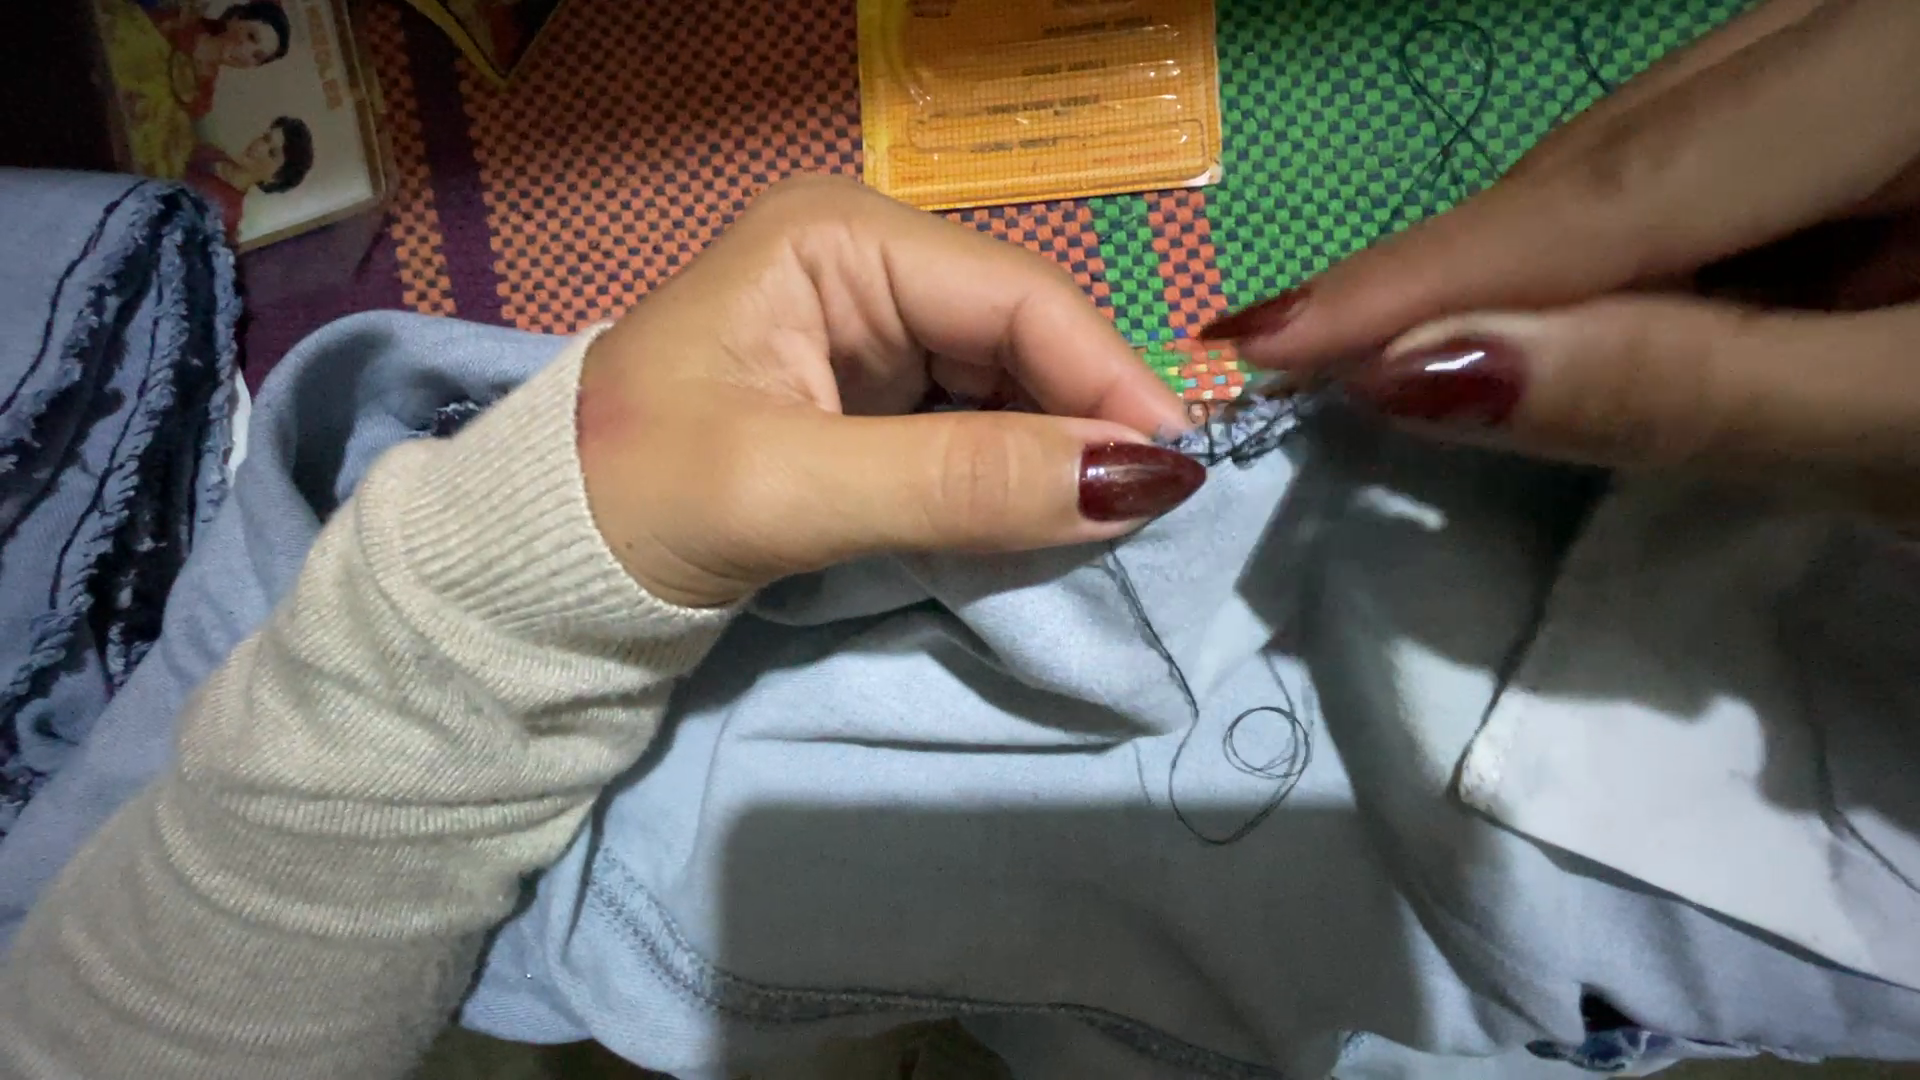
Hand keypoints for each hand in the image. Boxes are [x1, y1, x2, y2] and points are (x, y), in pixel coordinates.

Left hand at [576, 177, 1199, 607]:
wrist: (557, 560)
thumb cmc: (638, 499)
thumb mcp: (789, 488)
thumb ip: (956, 484)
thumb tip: (1133, 482)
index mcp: (838, 239)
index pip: (1014, 297)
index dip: (1106, 379)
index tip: (1177, 467)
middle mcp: (869, 270)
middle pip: (1023, 338)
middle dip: (1090, 417)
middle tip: (1155, 502)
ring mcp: (877, 337)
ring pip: (1011, 386)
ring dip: (1062, 450)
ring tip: (1115, 513)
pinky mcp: (879, 401)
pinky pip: (978, 428)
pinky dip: (1019, 473)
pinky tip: (1048, 509)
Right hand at [1202, 0, 1919, 507]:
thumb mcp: (1917, 441)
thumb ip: (1669, 393)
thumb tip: (1414, 376)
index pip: (1619, 189)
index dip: (1418, 277)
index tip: (1255, 339)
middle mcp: (1883, 23)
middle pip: (1609, 156)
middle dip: (1443, 271)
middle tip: (1296, 348)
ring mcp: (1865, 59)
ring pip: (1626, 156)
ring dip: (1502, 265)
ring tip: (1391, 339)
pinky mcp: (1856, 107)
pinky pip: (1673, 169)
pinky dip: (1582, 253)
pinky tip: (1538, 306)